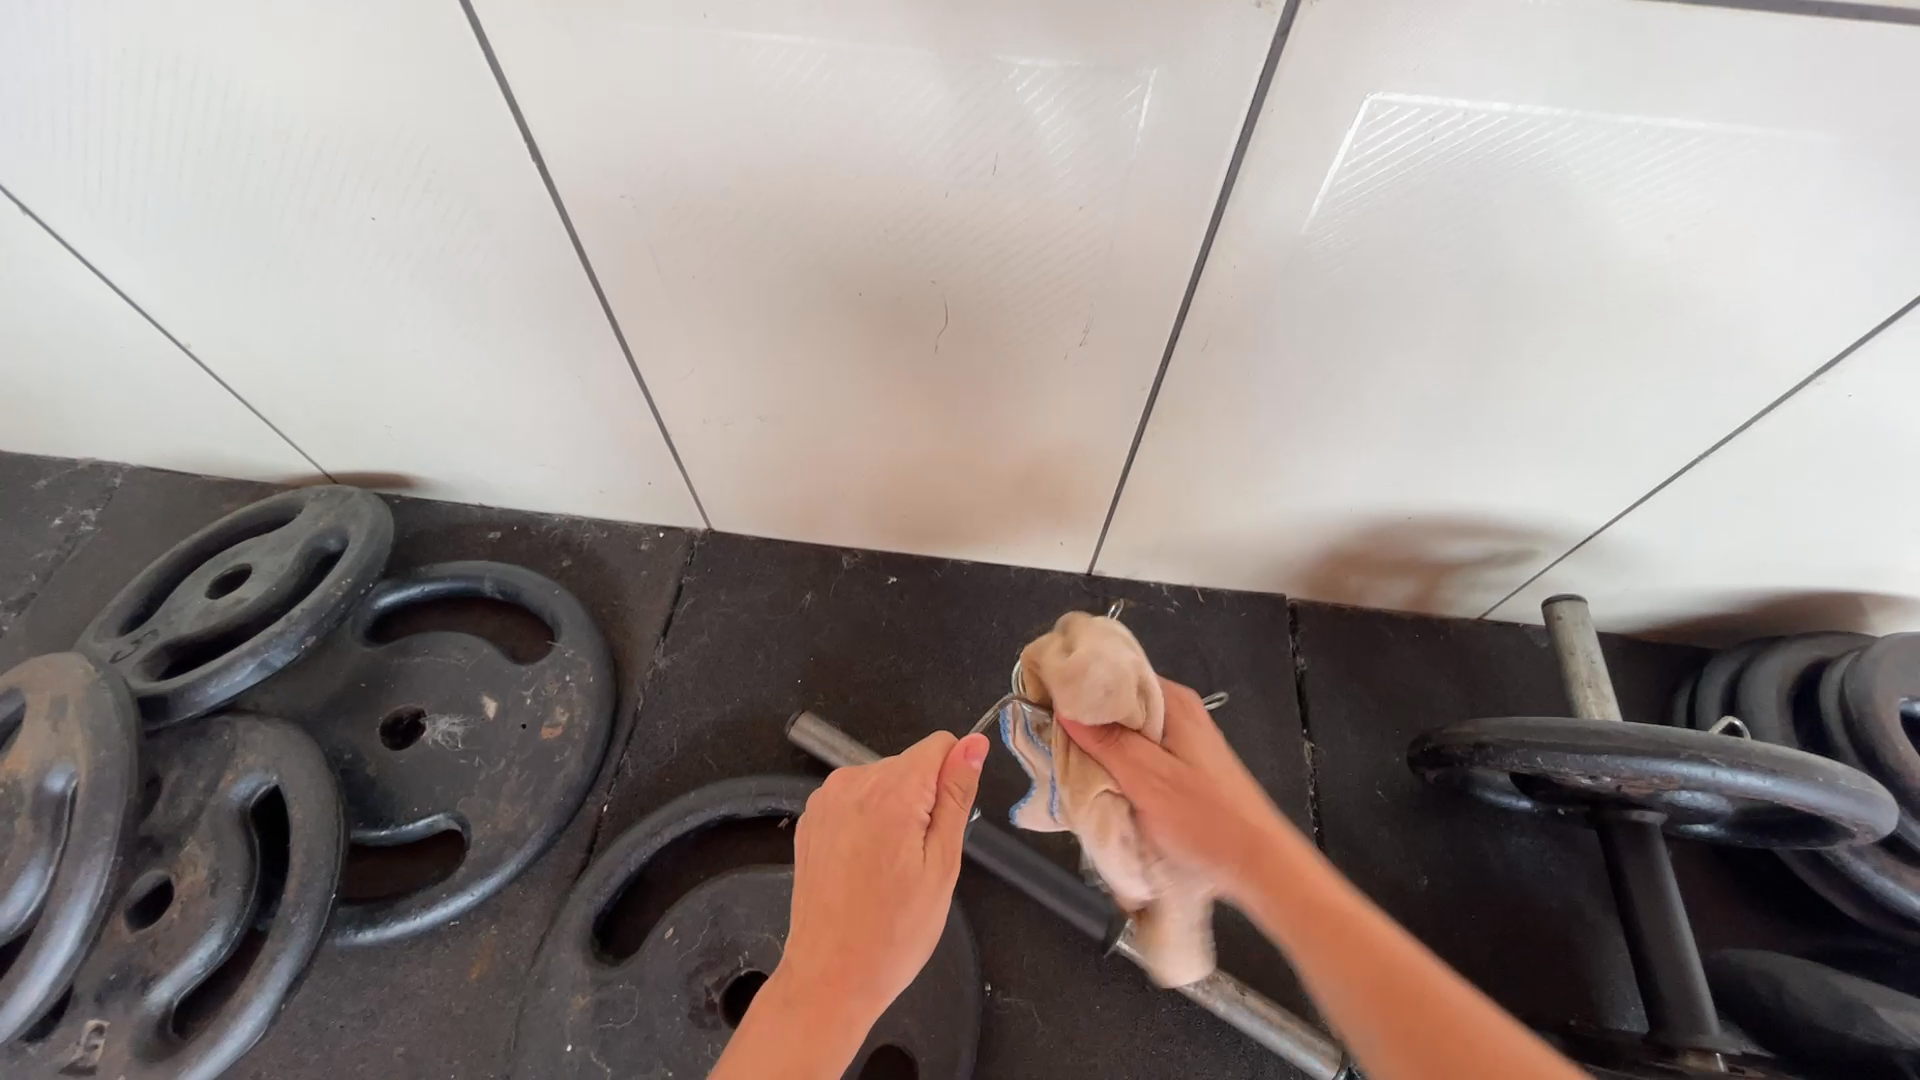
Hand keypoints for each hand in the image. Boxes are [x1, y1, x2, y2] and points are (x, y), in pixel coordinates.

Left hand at [774, 730, 988, 1027]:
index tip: (943, 825)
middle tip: (917, 859)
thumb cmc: (895, 933)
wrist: (828, 978)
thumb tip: (974, 742)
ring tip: (890, 865)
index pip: (940, 745)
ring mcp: (826, 797)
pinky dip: (868, 819)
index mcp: (891, 792)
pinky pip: (856, 796)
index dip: (953, 779)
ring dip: (896, 809)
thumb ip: (957, 795)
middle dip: (924, 800)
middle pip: (911, 764)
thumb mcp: (942, 865)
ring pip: (885, 779)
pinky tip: (864, 864)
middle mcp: (853, 781)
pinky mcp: (811, 815)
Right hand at [1059, 677, 1293, 902]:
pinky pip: (1135, 751)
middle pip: (1115, 702)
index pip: (1112, 673)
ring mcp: (1179, 738)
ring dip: (1096, 745)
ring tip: (1065, 760)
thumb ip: (1105, 741)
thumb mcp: (1146, 778)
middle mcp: (1175, 710)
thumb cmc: (1205, 819)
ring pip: (1123, 730)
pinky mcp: (1180, 764)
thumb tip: (1062, 706)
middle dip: (1082, 719)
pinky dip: (1114, 762)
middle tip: (1048, 737)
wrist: (1260, 865)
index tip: (1040, 700)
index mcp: (1171, 701)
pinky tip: (1096, 779)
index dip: (1075, 684)